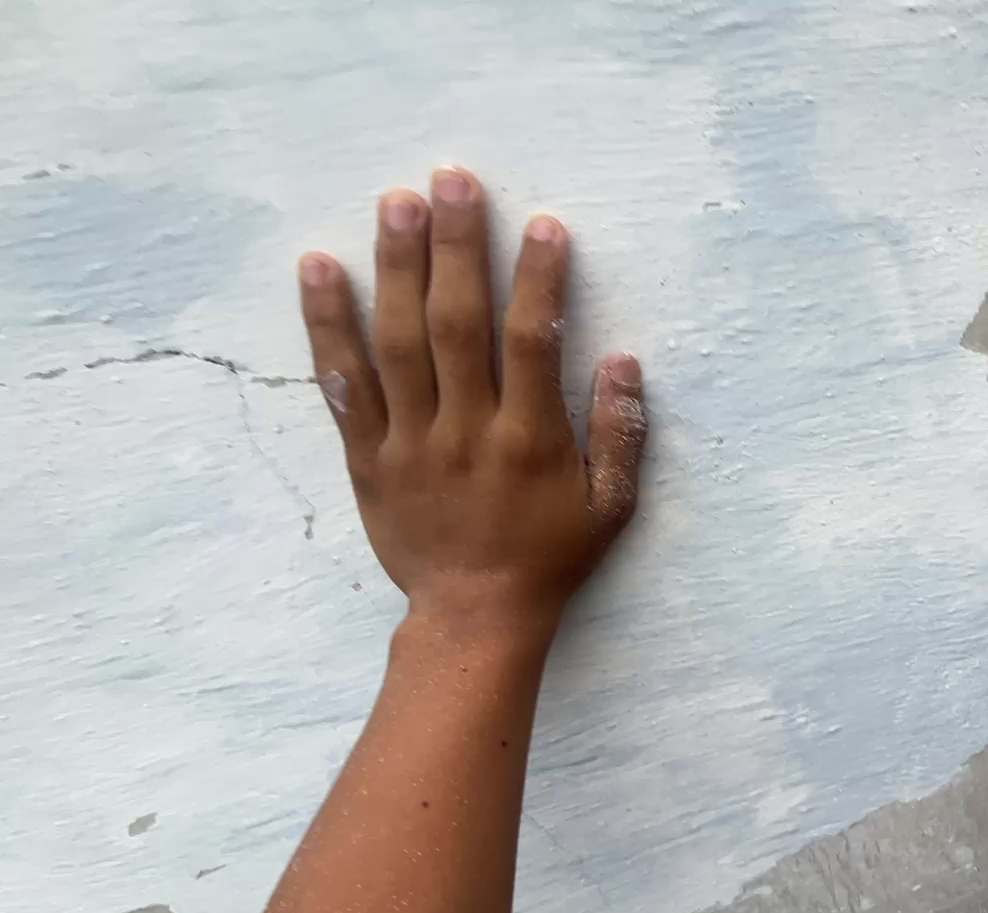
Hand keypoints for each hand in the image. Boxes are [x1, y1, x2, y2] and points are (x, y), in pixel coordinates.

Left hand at [296, 167, 646, 631]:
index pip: (532, 343)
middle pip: (457, 324)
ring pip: (396, 341)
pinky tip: (321, 268)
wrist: (478, 613)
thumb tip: (624, 361)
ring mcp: (409, 440)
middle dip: (458, 248)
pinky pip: (341, 384)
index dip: (537, 280)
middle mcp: (467, 429)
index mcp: (531, 441)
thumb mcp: (613, 507)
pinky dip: (326, 324)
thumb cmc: (555, 556)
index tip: (542, 225)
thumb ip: (622, 435)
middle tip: (452, 181)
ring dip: (396, 267)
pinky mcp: (367, 454)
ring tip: (396, 202)